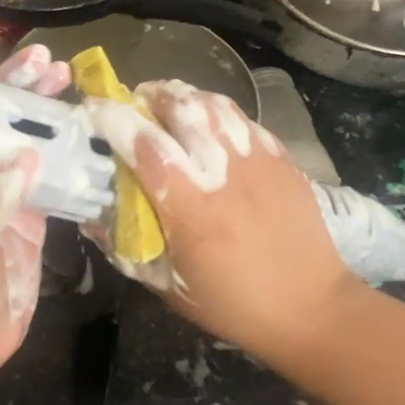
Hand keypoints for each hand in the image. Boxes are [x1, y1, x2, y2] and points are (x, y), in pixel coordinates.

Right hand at [86, 80, 366, 361]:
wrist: (313, 308)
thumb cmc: (235, 305)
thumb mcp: (169, 287)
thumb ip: (126, 248)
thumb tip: (91, 217)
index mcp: (192, 209)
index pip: (145, 145)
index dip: (114, 119)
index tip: (93, 108)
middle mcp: (224, 173)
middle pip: (182, 108)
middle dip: (151, 96)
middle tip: (135, 104)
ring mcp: (258, 160)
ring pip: (215, 104)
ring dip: (185, 97)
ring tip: (170, 105)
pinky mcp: (282, 158)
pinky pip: (243, 118)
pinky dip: (217, 111)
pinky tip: (209, 125)